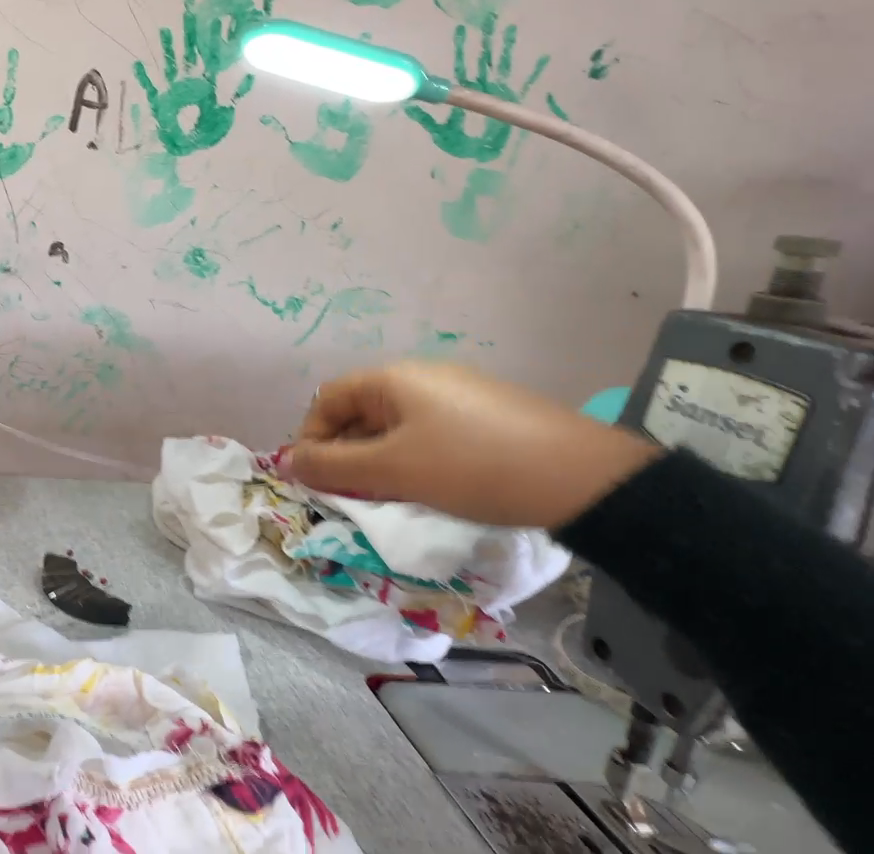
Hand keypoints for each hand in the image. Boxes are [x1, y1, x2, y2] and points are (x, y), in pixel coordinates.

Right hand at [286, 362, 659, 528]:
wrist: (586, 479)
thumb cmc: (472, 468)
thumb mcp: (392, 471)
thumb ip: (332, 467)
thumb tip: (287, 462)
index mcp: (393, 378)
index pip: (327, 399)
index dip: (311, 438)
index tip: (316, 479)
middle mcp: (422, 377)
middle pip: (360, 412)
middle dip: (346, 453)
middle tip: (351, 495)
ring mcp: (460, 394)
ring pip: (396, 427)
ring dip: (380, 461)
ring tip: (392, 497)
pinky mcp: (490, 416)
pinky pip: (430, 434)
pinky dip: (415, 460)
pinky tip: (433, 489)